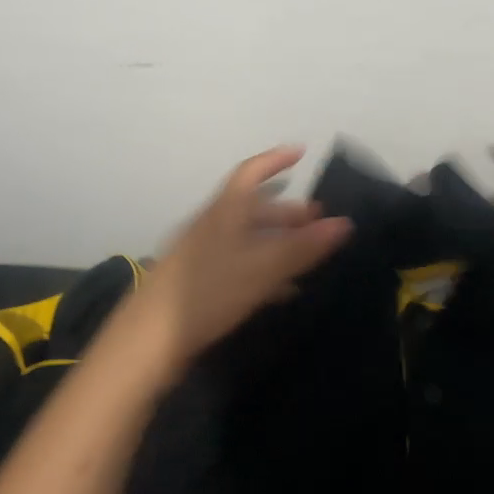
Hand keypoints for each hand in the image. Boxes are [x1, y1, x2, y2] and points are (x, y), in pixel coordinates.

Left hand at [134, 147, 351, 368]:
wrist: (149, 340)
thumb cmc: (207, 292)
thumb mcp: (261, 269)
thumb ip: (302, 247)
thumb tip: (344, 223)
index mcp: (223, 212)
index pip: (250, 173)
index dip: (275, 160)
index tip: (301, 153)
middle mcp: (211, 226)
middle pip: (252, 208)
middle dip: (286, 212)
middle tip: (318, 223)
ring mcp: (201, 256)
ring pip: (247, 239)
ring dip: (277, 243)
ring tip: (307, 257)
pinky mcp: (198, 285)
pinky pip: (239, 266)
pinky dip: (263, 270)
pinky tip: (282, 291)